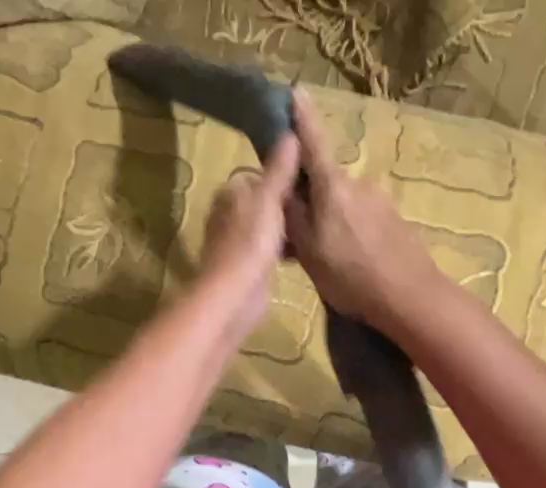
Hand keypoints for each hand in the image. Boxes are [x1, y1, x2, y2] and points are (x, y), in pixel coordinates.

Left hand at [198, 133, 300, 337]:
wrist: (235, 296)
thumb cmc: (250, 242)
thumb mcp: (268, 198)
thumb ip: (279, 169)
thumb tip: (290, 133)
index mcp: (229, 192)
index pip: (259, 176)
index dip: (283, 177)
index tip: (308, 181)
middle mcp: (228, 215)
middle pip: (265, 202)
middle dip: (287, 205)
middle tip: (316, 206)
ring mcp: (236, 243)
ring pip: (268, 227)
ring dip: (287, 229)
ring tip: (315, 228)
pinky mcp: (246, 267)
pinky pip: (269, 250)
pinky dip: (283, 250)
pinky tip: (302, 253)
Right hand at [282, 90, 440, 328]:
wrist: (410, 298)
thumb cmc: (352, 276)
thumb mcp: (309, 252)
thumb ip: (294, 218)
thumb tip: (282, 190)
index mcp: (333, 187)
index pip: (313, 143)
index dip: (302, 119)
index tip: (296, 92)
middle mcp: (359, 186)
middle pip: (326, 184)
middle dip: (309, 202)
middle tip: (295, 237)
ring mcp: (381, 203)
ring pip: (344, 207)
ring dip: (330, 224)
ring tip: (324, 261)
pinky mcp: (396, 223)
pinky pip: (363, 222)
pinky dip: (350, 236)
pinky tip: (350, 266)